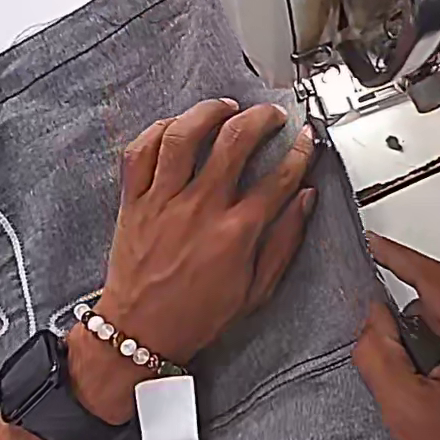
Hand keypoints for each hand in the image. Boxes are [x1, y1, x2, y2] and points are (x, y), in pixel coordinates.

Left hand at [70, 98, 317, 422]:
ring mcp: (164, 201)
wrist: (141, 331)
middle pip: (234, 142)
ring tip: (225, 108)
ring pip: (184, 136)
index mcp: (235, 233)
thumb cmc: (196, 314)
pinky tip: (176, 126)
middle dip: (260, 119)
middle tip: (270, 116)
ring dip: (209, 113)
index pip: (277, 178)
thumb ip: (284, 243)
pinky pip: (140, 152)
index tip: (305, 141)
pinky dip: (158, 130)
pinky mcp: (135, 201)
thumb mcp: (256, 291)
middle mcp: (200, 209)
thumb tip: (305, 202)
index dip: (299, 153)